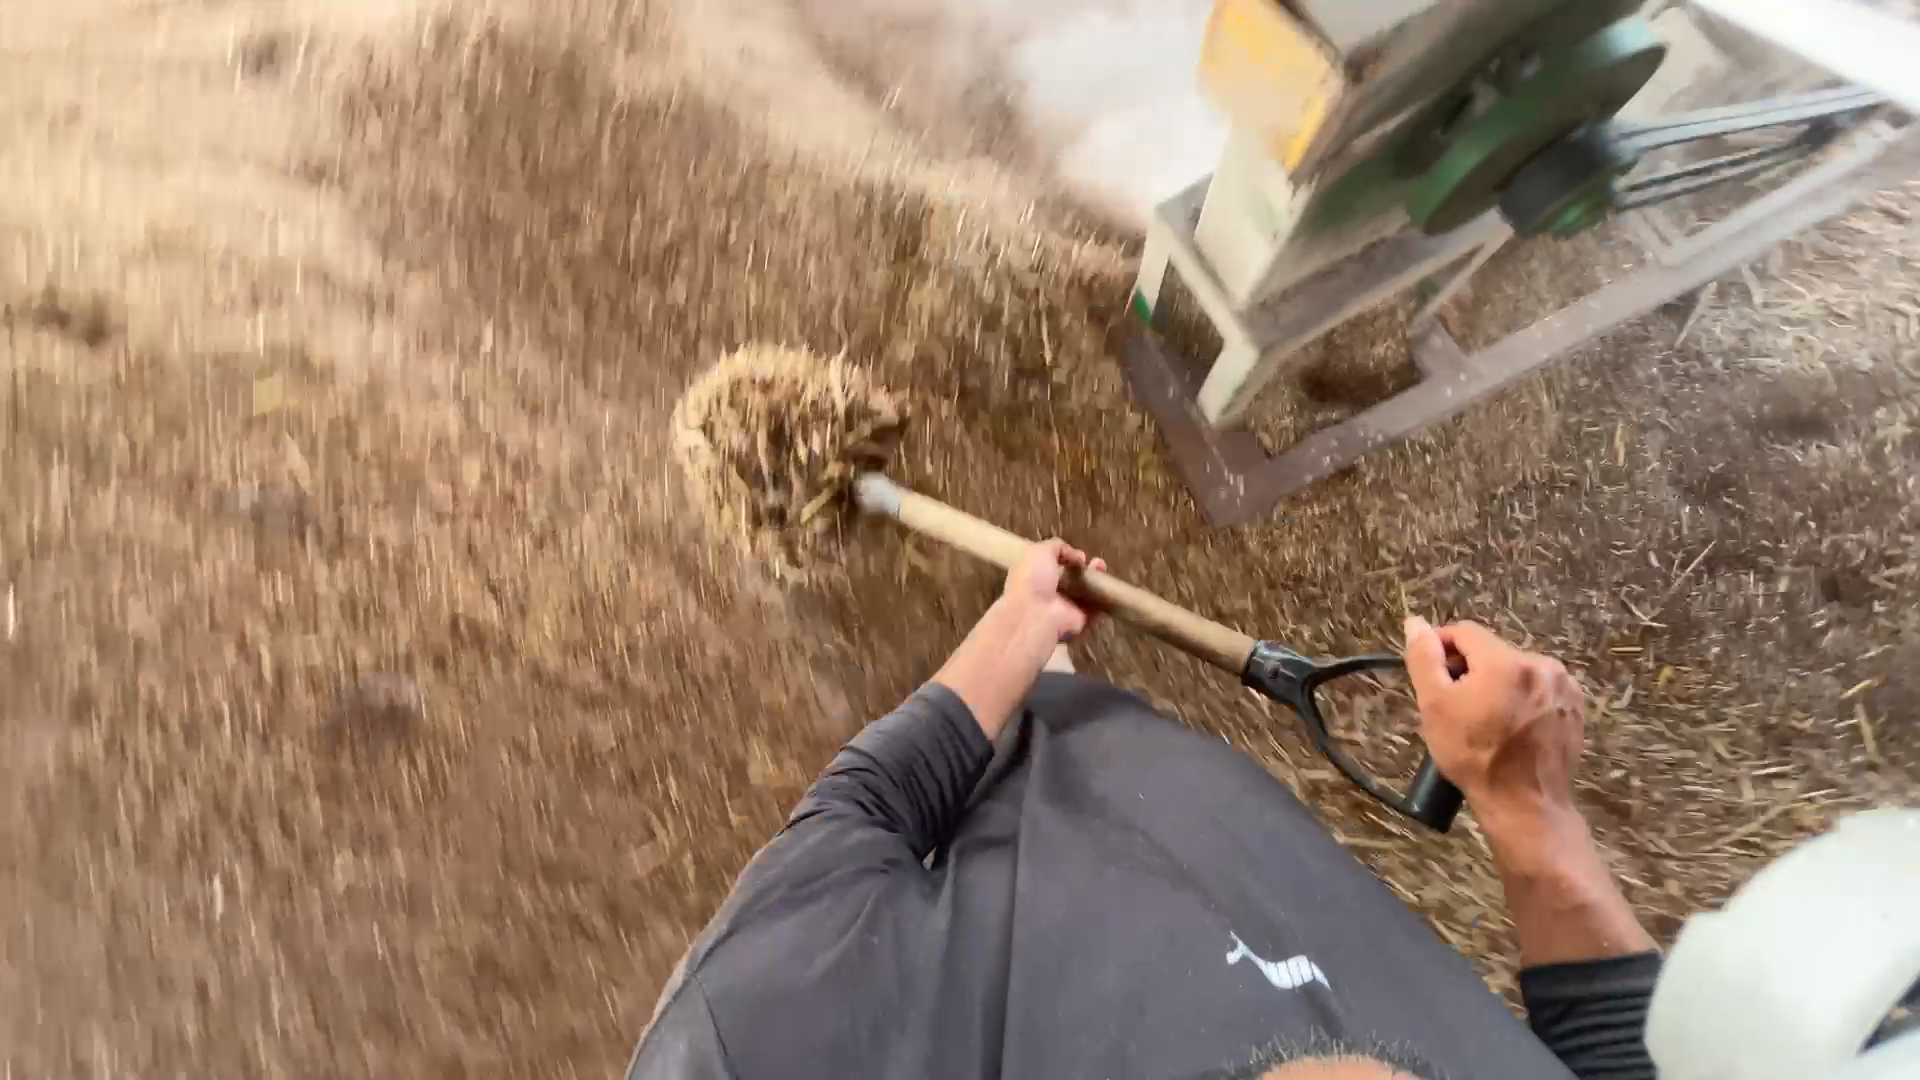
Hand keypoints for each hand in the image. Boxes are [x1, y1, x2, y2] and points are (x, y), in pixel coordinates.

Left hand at [1002, 539, 1104, 643]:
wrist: (1036, 613)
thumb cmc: (1033, 578)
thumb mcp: (1039, 551)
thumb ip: (1058, 547)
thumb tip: (1077, 556)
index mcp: (1036, 577)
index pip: (1054, 568)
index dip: (1068, 559)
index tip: (1079, 556)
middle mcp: (1050, 593)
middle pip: (1073, 580)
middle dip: (1086, 569)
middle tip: (1096, 562)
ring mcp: (1065, 608)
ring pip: (1086, 594)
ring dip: (1096, 581)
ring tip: (1101, 568)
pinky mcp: (1079, 620)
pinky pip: (1095, 610)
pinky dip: (1104, 600)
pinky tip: (1108, 586)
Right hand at [1402, 616, 1584, 826]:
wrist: (1525, 803)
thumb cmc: (1472, 753)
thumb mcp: (1434, 704)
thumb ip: (1424, 657)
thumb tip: (1416, 623)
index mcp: (1506, 661)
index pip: (1464, 632)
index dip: (1440, 647)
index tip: (1430, 674)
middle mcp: (1542, 665)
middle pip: (1490, 650)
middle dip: (1468, 668)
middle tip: (1452, 702)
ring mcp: (1564, 687)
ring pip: (1513, 668)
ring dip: (1493, 681)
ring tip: (1481, 716)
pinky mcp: (1574, 707)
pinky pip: (1536, 687)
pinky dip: (1517, 696)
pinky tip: (1508, 724)